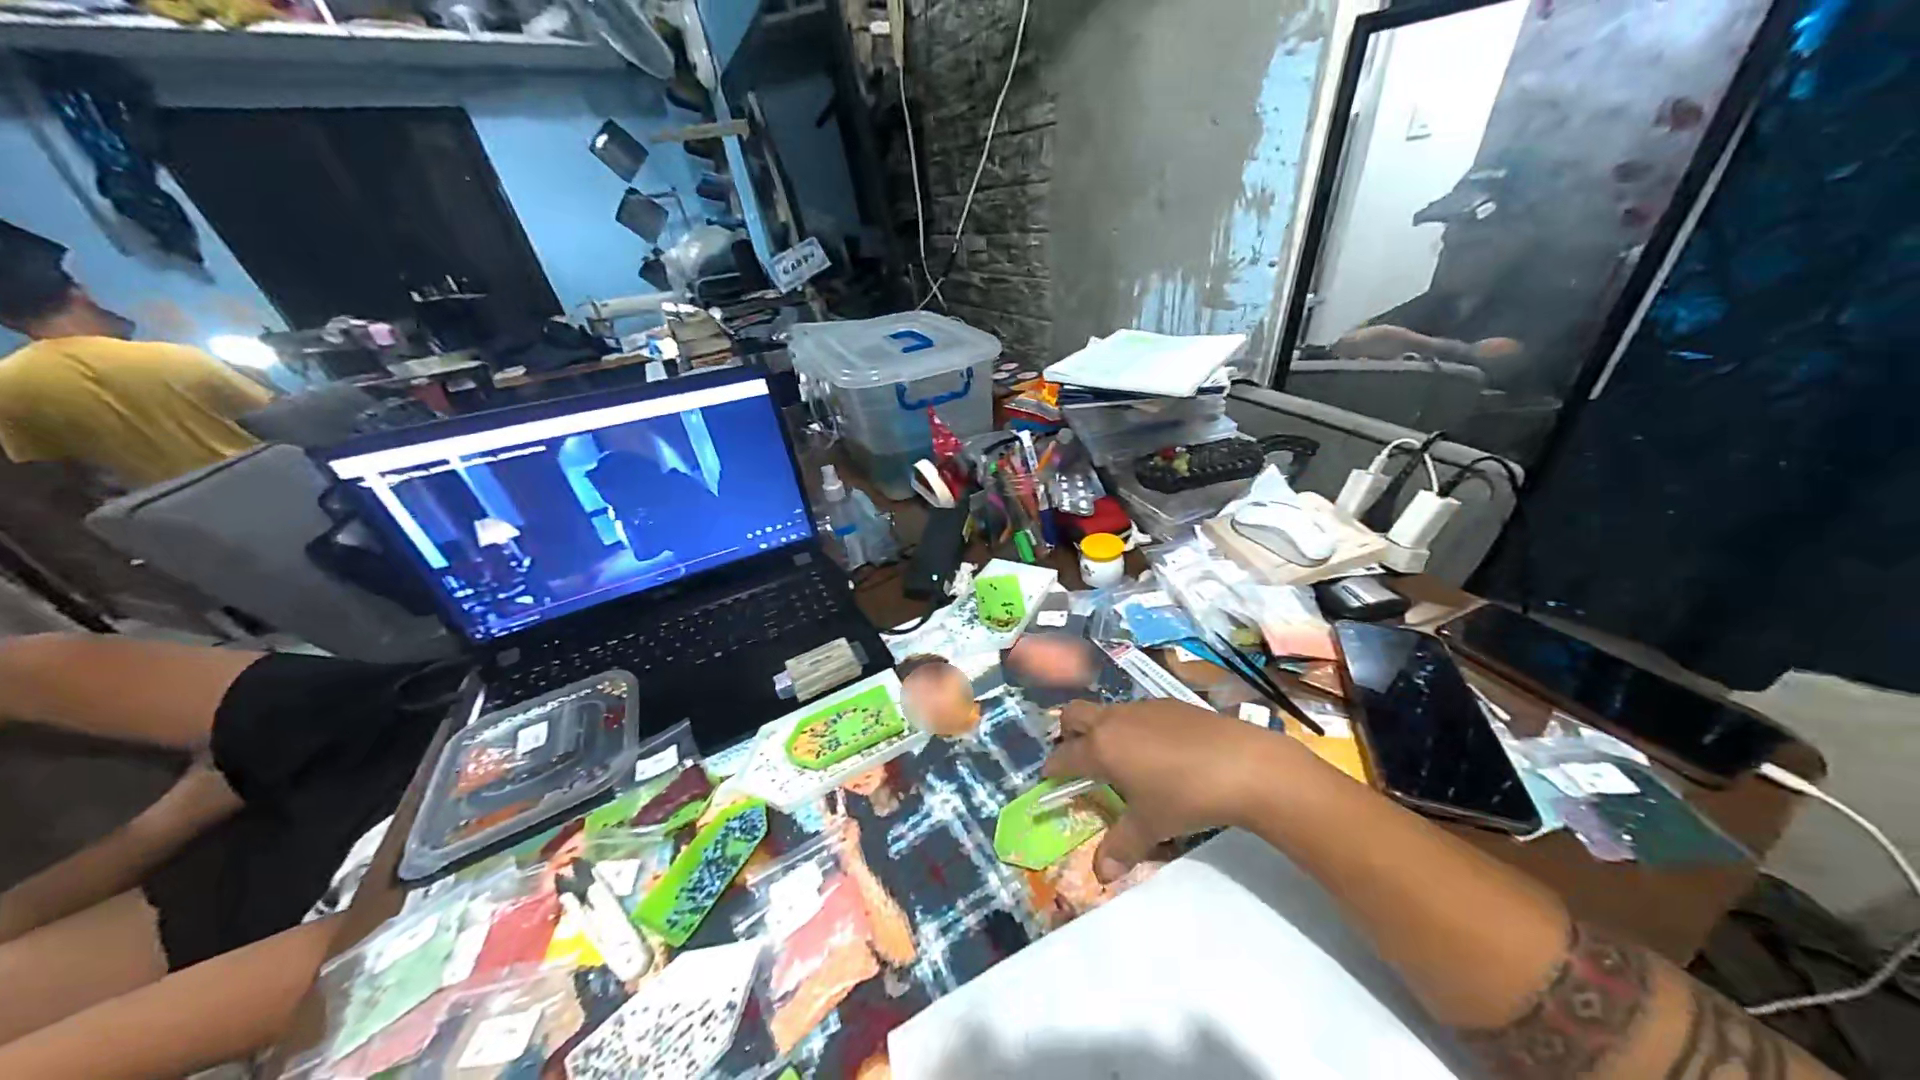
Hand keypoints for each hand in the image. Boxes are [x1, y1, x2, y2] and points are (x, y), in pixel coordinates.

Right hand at [1042, 699, 1305, 881]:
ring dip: (1103, 730)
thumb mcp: (1151, 827)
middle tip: (1080, 761)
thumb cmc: (1185, 797)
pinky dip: (1135, 728)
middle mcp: (1114, 721)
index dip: (1053, 769)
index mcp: (1100, 748)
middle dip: (1068, 734)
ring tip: (1124, 760)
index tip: (1050, 780)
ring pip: (1107, 711)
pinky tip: (1160, 752)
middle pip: (1074, 714)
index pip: (1063, 755)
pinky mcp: (1170, 703)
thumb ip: (1121, 847)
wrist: (1244, 765)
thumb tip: (1101, 876)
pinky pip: (1138, 712)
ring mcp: (1142, 707)